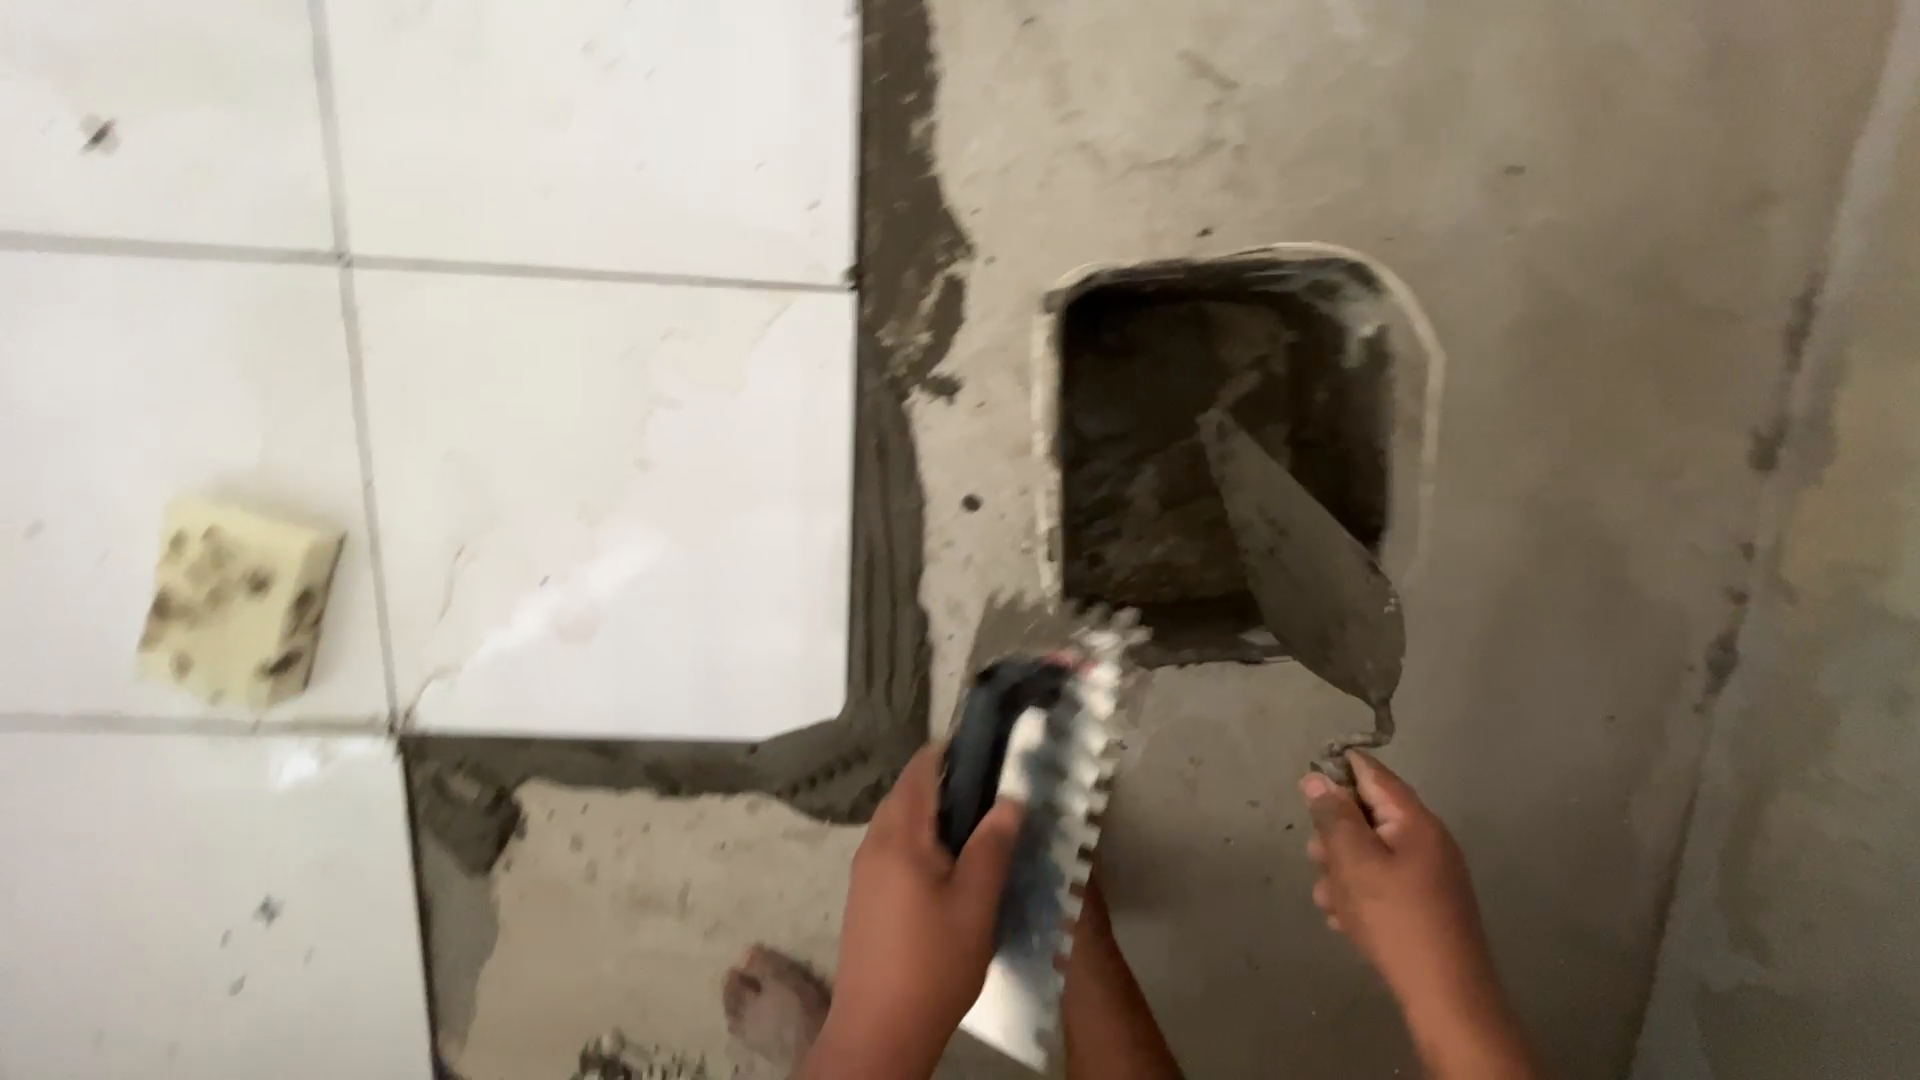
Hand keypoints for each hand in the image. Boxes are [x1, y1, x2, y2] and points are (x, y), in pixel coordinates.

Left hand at [806, 743, 1022, 1077]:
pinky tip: (948, 864)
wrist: (878, 1030)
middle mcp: (874, 843)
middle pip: (907, 792)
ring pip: (899, 821)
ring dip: (933, 812)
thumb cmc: (933, 962)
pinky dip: (920, 838)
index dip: (951, 751)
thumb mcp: (976, 902)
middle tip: (991, 790)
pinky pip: (893, 847)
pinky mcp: (864, 896)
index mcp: (899, 835)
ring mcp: (864, 871)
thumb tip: (1011, 798)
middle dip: (946, 782)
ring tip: (977, 826)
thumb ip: (993, 845)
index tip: (988, 749)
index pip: (921, 769)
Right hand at [1301, 753, 1537, 1078]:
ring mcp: (1428, 874)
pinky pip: (1381, 881)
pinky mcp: (1424, 904)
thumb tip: (1317, 778)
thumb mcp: (1354, 861)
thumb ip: (1333, 815)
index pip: (1371, 773)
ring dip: (1341, 869)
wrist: (1446, 996)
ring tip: (1331, 899)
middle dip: (1334, 834)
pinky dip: (1359, 893)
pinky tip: (1346, 919)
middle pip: (1367, 815)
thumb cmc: (1395, 919)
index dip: (1336, 771)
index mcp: (1415, 821)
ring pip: (1369, 852)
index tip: (1305, 788)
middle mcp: (1426, 840)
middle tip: (1318, 858)